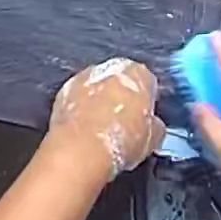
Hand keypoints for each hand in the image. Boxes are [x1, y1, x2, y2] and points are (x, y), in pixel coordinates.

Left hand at [48, 57, 165, 181]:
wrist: (80, 151)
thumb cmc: (118, 140)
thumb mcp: (152, 139)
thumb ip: (156, 127)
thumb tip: (155, 129)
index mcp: (139, 73)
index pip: (148, 83)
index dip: (147, 103)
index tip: (144, 119)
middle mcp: (112, 68)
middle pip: (121, 82)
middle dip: (122, 99)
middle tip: (123, 126)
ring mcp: (86, 78)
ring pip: (98, 89)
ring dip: (99, 103)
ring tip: (102, 133)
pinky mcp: (64, 91)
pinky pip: (77, 99)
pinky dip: (79, 111)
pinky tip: (84, 134)